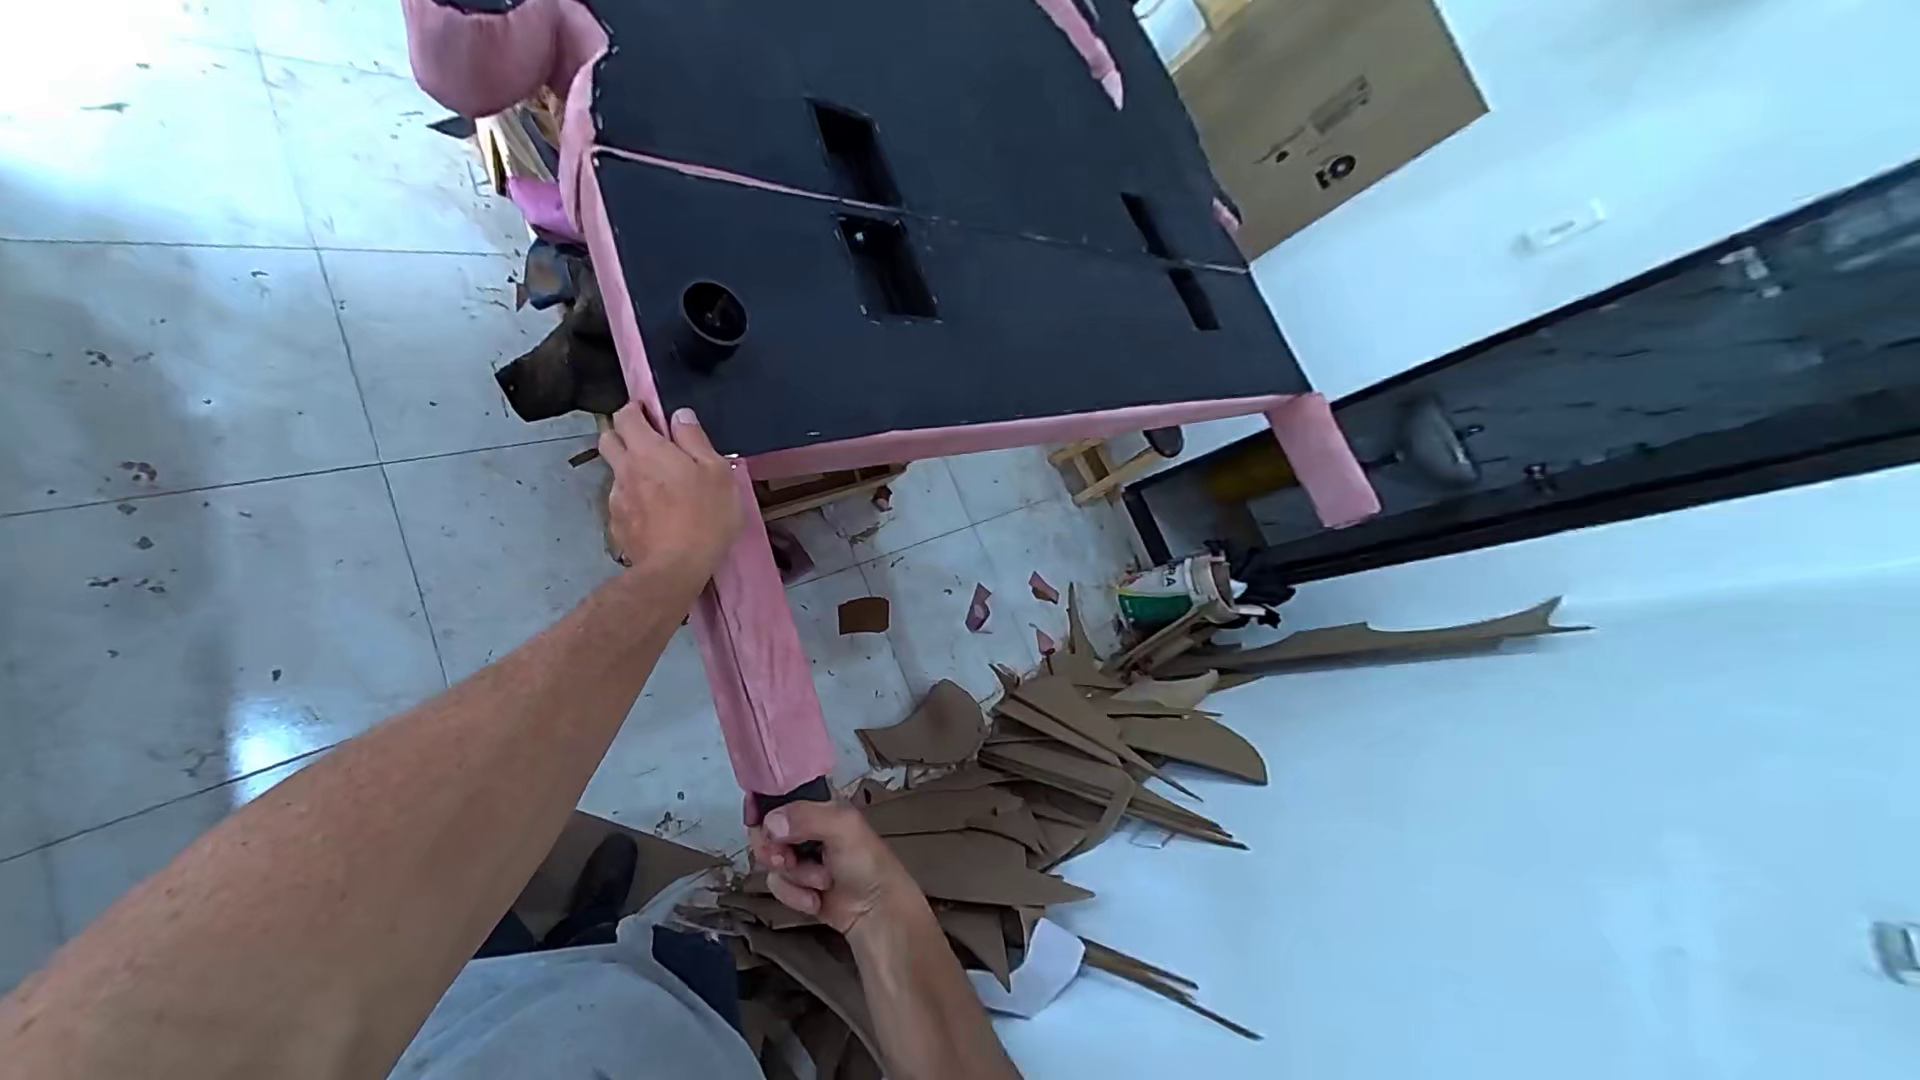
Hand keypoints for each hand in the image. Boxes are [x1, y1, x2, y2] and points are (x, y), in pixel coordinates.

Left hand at [599, 403, 742, 576]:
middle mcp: (624, 470)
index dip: (636, 409)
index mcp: (647, 450)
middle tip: (649, 444)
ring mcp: (616, 499)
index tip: (651, 413)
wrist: (676, 567)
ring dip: (630, 471)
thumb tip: (680, 415)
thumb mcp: (717, 472)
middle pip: (608, 439)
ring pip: (615, 473)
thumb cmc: (705, 515)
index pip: (626, 416)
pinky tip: (654, 515)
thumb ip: (695, 440)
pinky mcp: (617, 525)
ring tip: (658, 487)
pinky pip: (621, 503)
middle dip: (623, 434)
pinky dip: (634, 501)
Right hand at [751, 800, 926, 937]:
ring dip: (794, 877)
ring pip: (770, 860)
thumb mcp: (843, 828)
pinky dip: (795, 895)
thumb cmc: (866, 862)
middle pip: (765, 830)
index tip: (756, 822)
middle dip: (775, 850)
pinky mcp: (797, 883)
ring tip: (822, 882)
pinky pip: (776, 885)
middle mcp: (805, 825)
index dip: (763, 806)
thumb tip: (770, 825)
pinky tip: (816, 900)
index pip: (778, 794)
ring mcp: (800, 855)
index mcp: (819, 802)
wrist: (876, 912)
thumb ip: (807, 818)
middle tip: (787, 859)